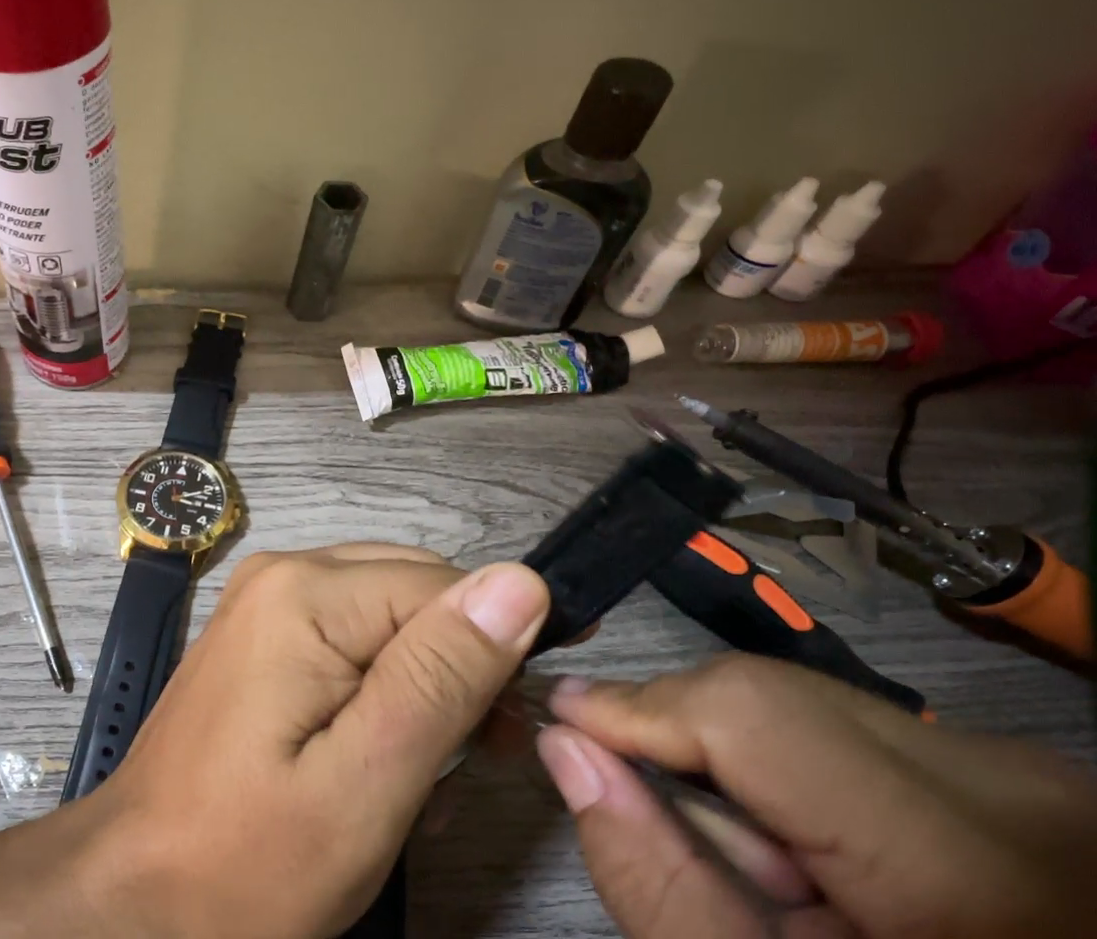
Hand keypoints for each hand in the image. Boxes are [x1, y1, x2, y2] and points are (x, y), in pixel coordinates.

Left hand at [84, 545, 550, 937]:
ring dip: (423, 693)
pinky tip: (377, 761)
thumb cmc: (248, 857)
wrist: (140, 887)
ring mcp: (264, 604)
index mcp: (304, 594)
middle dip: (459, 674)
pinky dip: (380, 695)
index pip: (449, 587)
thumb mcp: (365, 782)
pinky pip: (350, 641)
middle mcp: (281, 574)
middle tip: (467, 765)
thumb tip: (518, 582)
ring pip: (392, 620)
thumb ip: (441, 678)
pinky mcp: (260, 639)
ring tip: (417, 780)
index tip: (507, 739)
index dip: (496, 656)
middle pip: (418, 595)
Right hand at [537, 654, 1096, 937]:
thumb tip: (568, 752)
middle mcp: (1001, 785)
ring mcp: (1013, 770)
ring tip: (762, 863)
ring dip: (732, 758)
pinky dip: (789, 770)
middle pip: (764, 695)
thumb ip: (660, 882)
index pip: (745, 713)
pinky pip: (846, 724)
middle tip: (655, 813)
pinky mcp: (1005, 768)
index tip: (563, 720)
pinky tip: (813, 854)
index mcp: (961, 863)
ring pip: (795, 699)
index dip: (637, 708)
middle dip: (678, 739)